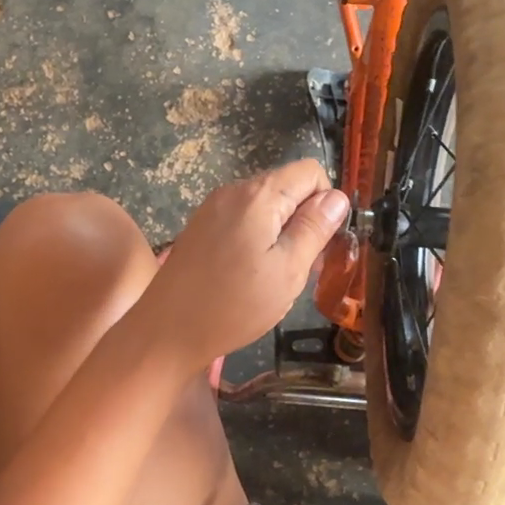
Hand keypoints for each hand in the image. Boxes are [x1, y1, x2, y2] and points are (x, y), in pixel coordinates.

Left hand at [133, 160, 349, 370]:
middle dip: (304, 221)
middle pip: (287, 188)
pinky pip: (243, 221)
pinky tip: (251, 276)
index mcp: (259, 195)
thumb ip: (315, 230)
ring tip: (277, 278)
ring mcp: (213, 208)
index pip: (310, 172)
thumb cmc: (233, 305)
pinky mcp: (200, 228)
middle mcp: (234, 191)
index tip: (324, 244)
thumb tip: (339, 197)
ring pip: (266, 208)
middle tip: (304, 269)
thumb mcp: (287, 271)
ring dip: (282, 235)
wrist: (166, 332)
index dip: (327, 203)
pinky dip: (258, 241)